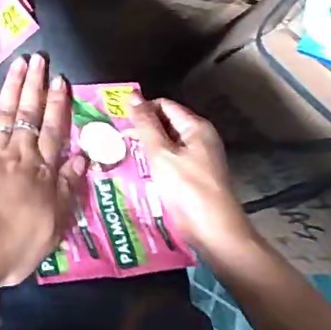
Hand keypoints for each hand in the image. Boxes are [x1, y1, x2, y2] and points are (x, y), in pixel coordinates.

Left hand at [0, 54, 88, 323]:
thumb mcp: (54, 224)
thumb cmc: (17, 244)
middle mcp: (20, 153)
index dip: (58, 104)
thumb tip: (83, 158)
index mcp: (43, 171)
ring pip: (6, 111)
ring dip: (14, 85)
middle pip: (30, 113)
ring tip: (20, 62)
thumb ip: (68, 189)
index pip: (54, 130)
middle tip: (39, 58)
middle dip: (36, 84)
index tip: (61, 79)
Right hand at [132, 99, 263, 270]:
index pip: (163, 105)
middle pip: (165, 122)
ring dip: (145, 146)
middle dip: (141, 128)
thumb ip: (145, 124)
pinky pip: (170, 159)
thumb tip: (132, 95)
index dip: (141, 110)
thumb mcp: (161, 154)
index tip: (118, 121)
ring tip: (120, 153)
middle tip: (115, 138)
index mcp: (196, 127)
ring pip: (166, 142)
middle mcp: (200, 138)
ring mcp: (198, 158)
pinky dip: (154, 161)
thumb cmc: (187, 190)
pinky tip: (137, 170)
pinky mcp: (194, 175)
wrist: (215, 234)